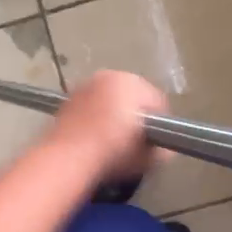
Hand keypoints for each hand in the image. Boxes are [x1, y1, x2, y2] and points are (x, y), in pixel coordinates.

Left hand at [48, 71, 168, 184]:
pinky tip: (94, 138)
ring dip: (113, 115)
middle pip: (131, 97)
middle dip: (135, 116)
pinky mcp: (67, 99)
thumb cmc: (114, 151)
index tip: (157, 142)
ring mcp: (85, 85)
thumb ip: (163, 149)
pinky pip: (89, 108)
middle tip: (135, 141)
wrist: (68, 157)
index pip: (157, 101)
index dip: (161, 124)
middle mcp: (109, 75)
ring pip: (108, 101)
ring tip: (113, 141)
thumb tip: (163, 148)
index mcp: (133, 82)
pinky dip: (94, 118)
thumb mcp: (148, 156)